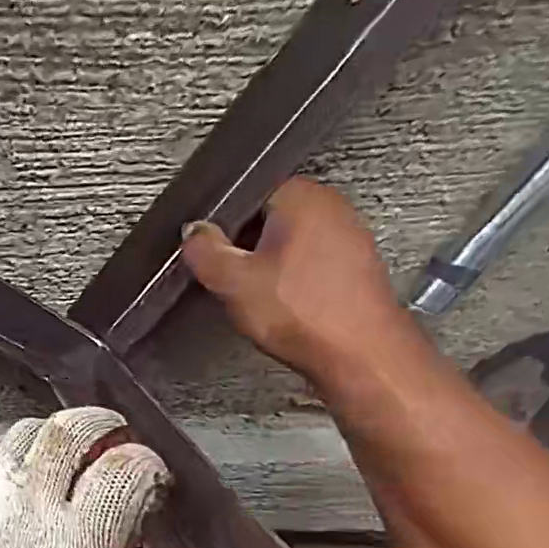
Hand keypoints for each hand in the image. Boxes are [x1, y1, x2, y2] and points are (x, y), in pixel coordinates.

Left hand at [0, 407, 170, 547]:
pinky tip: (35, 469)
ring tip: (70, 453)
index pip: (122, 469)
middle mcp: (33, 511)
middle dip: (101, 424)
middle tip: (111, 436)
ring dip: (57, 435)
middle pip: (70, 431)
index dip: (143, 462)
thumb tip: (164, 503)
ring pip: (30, 430)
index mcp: (80, 542)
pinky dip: (23, 450)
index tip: (146, 471)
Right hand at [180, 177, 433, 387]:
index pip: (250, 195)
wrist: (356, 352)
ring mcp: (348, 237)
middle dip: (247, 250)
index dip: (225, 227)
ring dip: (270, 270)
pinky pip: (309, 268)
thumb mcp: (233, 282)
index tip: (214, 254)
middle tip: (235, 281)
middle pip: (270, 221)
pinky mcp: (354, 268)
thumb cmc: (306, 314)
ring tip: (262, 299)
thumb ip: (205, 252)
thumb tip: (192, 233)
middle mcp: (332, 208)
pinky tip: (285, 309)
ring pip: (289, 246)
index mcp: (302, 198)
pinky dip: (293, 285)